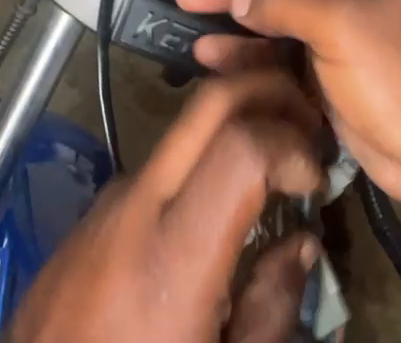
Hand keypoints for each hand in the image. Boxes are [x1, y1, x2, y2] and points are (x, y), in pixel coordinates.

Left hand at [6, 69, 325, 342]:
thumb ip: (271, 308)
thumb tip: (299, 243)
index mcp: (172, 256)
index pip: (241, 145)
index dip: (291, 144)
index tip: (314, 179)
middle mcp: (133, 207)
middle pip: (208, 104)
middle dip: (269, 91)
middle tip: (308, 124)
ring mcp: (103, 205)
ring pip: (180, 133)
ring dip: (234, 130)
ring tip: (270, 168)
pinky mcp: (85, 218)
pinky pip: (152, 172)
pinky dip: (197, 168)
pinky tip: (212, 210)